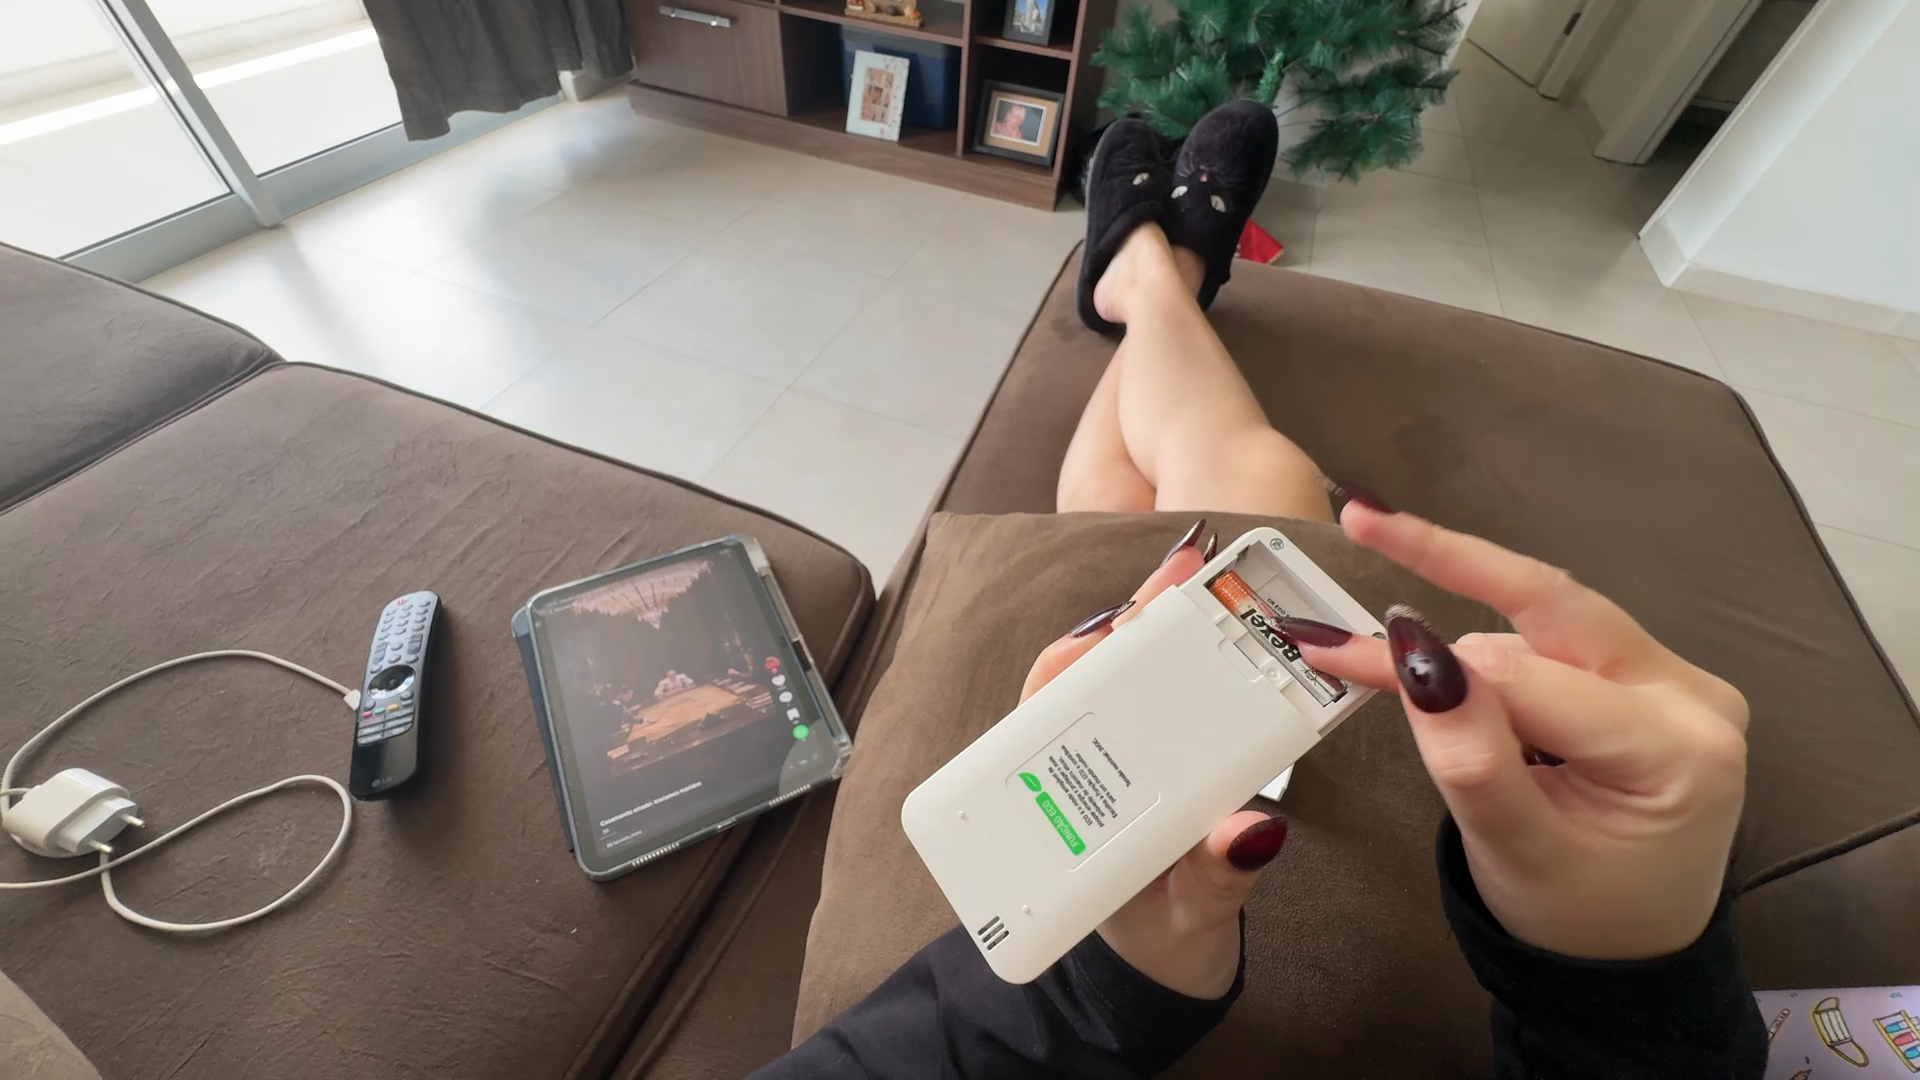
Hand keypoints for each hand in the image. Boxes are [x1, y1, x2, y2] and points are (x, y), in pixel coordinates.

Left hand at [1019, 523, 1286, 999]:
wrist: (1164, 964)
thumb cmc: (1154, 931)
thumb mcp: (1183, 914)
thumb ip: (1213, 878)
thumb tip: (1251, 829)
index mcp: (1069, 793)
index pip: (1052, 704)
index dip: (1079, 655)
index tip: (1115, 621)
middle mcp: (1090, 762)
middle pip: (1096, 673)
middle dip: (1134, 619)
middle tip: (1179, 573)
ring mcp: (1124, 755)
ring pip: (1128, 676)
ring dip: (1160, 626)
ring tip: (1197, 583)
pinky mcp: (1164, 759)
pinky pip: (1165, 702)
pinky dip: (1189, 660)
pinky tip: (1217, 632)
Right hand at [1302, 503, 1748, 959]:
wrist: (1620, 940)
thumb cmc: (1571, 907)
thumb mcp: (1510, 844)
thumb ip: (1466, 752)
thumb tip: (1413, 651)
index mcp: (1673, 748)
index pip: (1512, 678)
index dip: (1408, 662)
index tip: (1320, 647)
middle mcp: (1683, 695)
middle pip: (1548, 599)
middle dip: (1443, 555)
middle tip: (1362, 514)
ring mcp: (1661, 678)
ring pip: (1534, 613)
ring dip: (1451, 595)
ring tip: (1373, 569)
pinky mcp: (1627, 674)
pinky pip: (1536, 632)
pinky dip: (1469, 624)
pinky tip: (1429, 622)